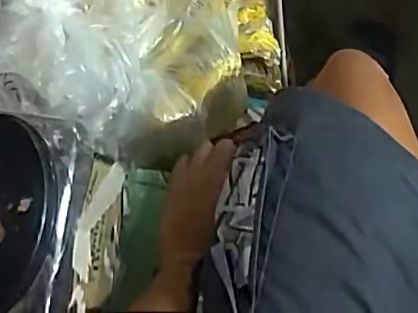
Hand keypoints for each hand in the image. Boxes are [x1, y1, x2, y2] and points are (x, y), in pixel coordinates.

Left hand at [158, 138, 235, 275]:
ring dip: (200, 158)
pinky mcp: (168, 192)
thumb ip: (239, 192)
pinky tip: (192, 175)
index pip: (223, 149)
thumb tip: (249, 172)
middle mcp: (194, 174)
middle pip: (206, 148)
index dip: (232, 149)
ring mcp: (179, 182)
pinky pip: (178, 168)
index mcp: (213, 179)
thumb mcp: (233, 216)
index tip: (242, 151)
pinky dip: (186, 167)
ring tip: (209, 166)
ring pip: (191, 155)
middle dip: (216, 151)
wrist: (183, 269)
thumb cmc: (215, 245)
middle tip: (227, 160)